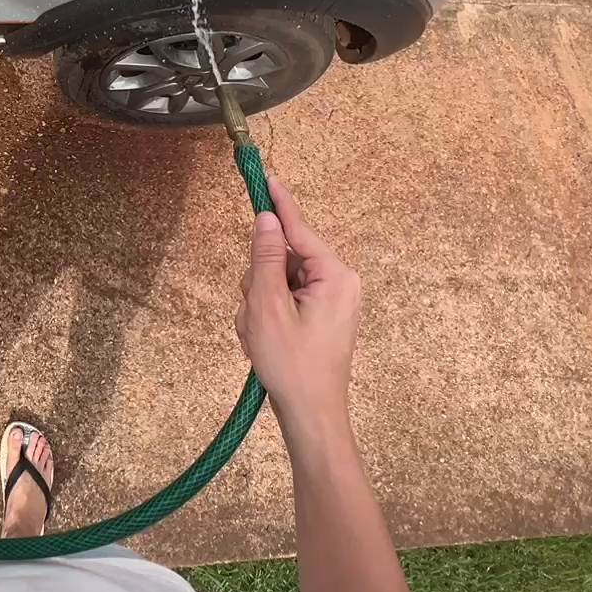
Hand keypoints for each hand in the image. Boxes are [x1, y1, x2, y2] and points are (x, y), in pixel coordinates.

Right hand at [237, 175, 363, 437]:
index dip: (278, 203)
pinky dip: (265, 314)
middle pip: (282, 257)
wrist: (311, 417)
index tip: (266, 175)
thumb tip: (264, 219)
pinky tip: (263, 340)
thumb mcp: (268, 305)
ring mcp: (329, 301)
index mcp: (334, 275)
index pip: (298, 229)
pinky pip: (283, 299)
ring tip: (258, 334)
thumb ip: (264, 258)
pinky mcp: (319, 316)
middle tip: (253, 314)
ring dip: (258, 302)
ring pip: (277, 279)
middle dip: (258, 281)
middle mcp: (338, 283)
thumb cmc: (290, 363)